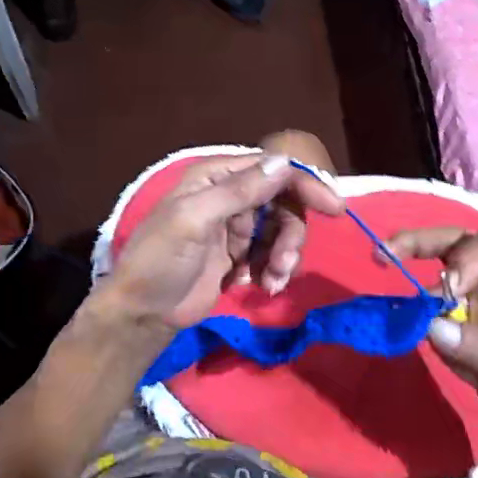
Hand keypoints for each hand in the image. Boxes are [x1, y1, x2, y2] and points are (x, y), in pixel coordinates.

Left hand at [96, 153, 345, 332]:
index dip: (304, 184)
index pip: (271, 169)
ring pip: (281, 230)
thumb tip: (283, 163)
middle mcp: (228, 195)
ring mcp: (234, 227)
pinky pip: (271, 254)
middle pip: (282, 202)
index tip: (334, 208)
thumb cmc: (161, 260)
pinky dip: (273, 270)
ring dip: (283, 256)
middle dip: (291, 233)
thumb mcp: (194, 220)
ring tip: (271, 281)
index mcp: (214, 176)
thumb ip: (238, 191)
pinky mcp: (238, 256)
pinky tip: (259, 287)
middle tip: (285, 263)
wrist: (143, 314)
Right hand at [388, 227, 477, 477]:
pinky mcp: (465, 325)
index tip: (448, 285)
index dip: (471, 256)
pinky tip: (403, 317)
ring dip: (414, 263)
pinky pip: (435, 303)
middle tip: (386, 253)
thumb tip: (432, 325)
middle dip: (426, 241)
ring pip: (446, 265)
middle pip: (467, 244)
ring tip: (384, 265)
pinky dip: (414, 304)